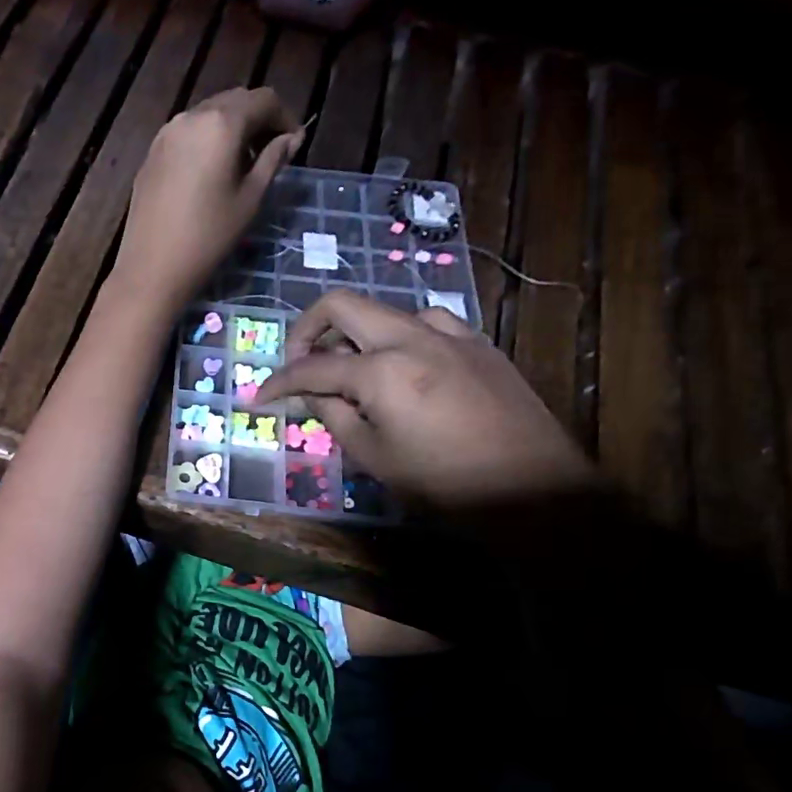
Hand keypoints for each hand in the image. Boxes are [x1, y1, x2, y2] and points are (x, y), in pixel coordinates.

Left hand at [114, 87, 304, 304]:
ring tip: (242, 164)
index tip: (295, 143)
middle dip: (258, 120)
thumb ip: (272, 161)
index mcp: (221, 123)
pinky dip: (207, 141)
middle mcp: (191, 116)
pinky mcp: (152, 153)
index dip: (285, 117)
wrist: (152, 268)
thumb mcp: (249, 200)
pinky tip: (211, 173)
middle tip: (272, 152)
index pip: (263, 100)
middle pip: (234, 102)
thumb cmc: (208, 237)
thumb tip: (290, 139)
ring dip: (231, 129)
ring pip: (208, 116)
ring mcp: (166, 133)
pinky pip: (187, 135)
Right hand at [255, 292, 597, 508]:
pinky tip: (405, 369)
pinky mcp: (477, 343)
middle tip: (300, 363)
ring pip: (386, 312)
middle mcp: (411, 337)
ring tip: (354, 372)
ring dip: (358, 335)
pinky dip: (400, 339)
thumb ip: (335, 416)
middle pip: (344, 305)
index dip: (279, 382)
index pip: (312, 366)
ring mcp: (450, 334)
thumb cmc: (442, 482)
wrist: (531, 486)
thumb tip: (314, 395)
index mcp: (381, 370)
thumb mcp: (374, 457)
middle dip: (308, 329)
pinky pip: (426, 325)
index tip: (260, 398)